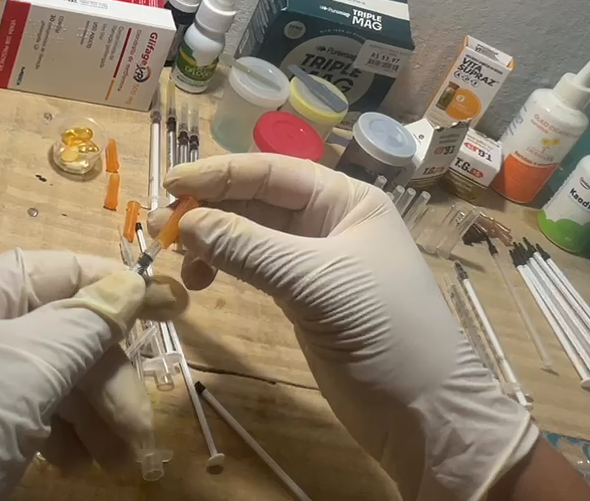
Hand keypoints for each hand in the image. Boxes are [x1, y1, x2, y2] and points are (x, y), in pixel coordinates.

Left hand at [0, 249, 173, 500]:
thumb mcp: (28, 370)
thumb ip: (86, 323)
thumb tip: (131, 281)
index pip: (64, 271)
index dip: (120, 287)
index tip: (176, 304)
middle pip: (66, 331)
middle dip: (108, 376)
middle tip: (140, 422)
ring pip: (56, 375)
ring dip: (95, 412)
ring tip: (121, 456)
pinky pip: (36, 409)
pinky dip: (65, 432)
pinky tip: (80, 461)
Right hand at [156, 154, 538, 500]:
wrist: (430, 419)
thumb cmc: (385, 332)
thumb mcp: (315, 283)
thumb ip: (248, 248)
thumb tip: (185, 221)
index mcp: (344, 198)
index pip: (271, 171)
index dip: (219, 173)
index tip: (171, 184)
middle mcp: (329, 219)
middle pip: (257, 200)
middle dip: (210, 207)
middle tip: (160, 224)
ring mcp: (315, 258)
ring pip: (251, 233)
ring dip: (212, 239)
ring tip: (176, 255)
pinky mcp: (304, 295)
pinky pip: (254, 265)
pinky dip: (225, 267)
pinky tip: (201, 279)